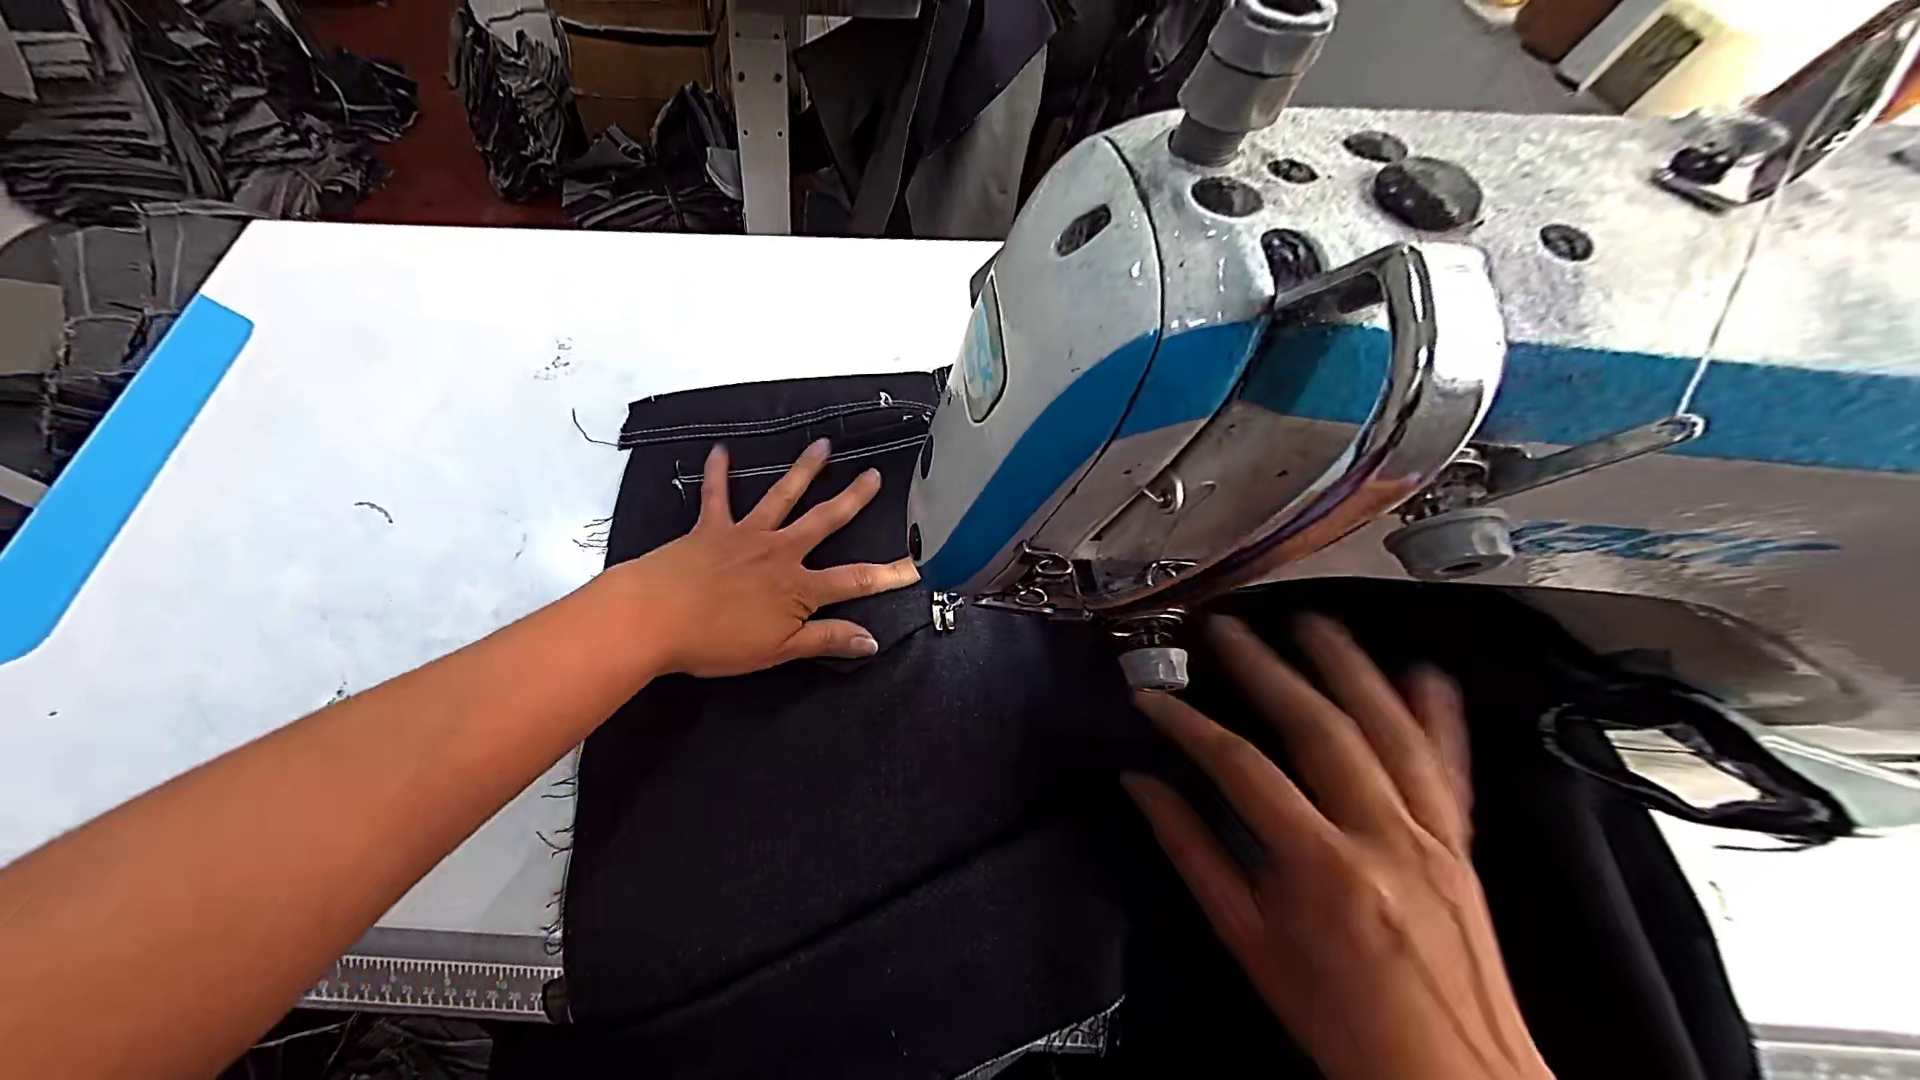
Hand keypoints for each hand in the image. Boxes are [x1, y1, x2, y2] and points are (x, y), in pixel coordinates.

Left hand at [602, 437, 920, 677]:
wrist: (653, 616)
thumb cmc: (715, 639)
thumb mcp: (780, 649)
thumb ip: (827, 640)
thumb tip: (870, 642)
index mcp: (799, 586)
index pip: (856, 580)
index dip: (891, 574)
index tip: (917, 565)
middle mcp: (780, 551)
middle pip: (826, 521)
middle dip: (853, 498)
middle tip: (873, 476)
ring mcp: (746, 535)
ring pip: (783, 496)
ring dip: (805, 470)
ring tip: (822, 447)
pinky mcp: (711, 528)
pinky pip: (717, 495)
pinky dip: (720, 472)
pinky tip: (722, 450)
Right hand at [1124, 615, 1552, 1079]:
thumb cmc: (1337, 1018)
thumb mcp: (1246, 939)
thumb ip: (1192, 852)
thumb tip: (1139, 785)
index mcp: (1322, 867)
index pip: (1240, 768)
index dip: (1187, 725)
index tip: (1151, 699)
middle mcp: (1384, 837)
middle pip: (1318, 728)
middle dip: (1264, 668)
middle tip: (1226, 629)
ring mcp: (1434, 835)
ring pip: (1390, 729)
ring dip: (1348, 666)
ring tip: (1311, 622)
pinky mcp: (1464, 843)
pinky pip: (1451, 767)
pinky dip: (1436, 714)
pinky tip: (1422, 671)